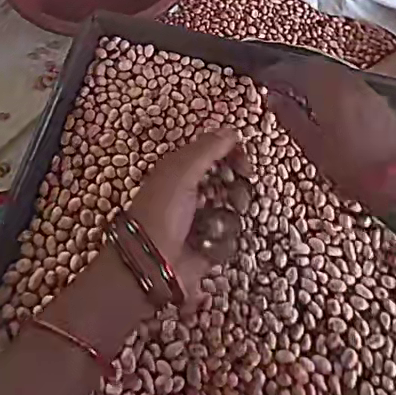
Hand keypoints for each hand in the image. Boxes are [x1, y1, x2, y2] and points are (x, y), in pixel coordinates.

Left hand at [125, 129, 245, 299]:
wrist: (151, 264)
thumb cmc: (161, 212)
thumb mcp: (181, 172)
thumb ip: (206, 149)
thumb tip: (231, 130)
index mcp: (182, 168)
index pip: (217, 153)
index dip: (233, 156)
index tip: (243, 165)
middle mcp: (194, 192)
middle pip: (232, 183)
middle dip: (235, 191)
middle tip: (229, 197)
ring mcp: (202, 220)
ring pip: (235, 213)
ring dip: (224, 221)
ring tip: (209, 228)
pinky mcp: (210, 247)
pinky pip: (230, 240)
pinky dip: (219, 243)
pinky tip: (204, 247)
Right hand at [257, 58, 395, 216]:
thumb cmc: (350, 167)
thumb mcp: (311, 144)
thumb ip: (290, 116)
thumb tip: (274, 96)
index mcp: (328, 91)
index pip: (297, 70)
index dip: (278, 71)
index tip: (264, 76)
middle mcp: (349, 84)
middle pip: (317, 65)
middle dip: (295, 69)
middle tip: (279, 79)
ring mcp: (367, 91)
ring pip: (335, 71)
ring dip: (315, 74)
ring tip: (300, 88)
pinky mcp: (379, 101)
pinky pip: (349, 81)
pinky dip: (332, 83)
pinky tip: (326, 99)